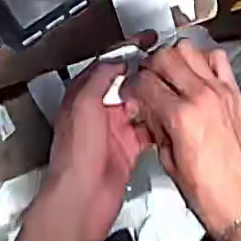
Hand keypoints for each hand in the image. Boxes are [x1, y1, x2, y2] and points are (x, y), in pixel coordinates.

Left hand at [22, 61, 148, 240]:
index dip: (127, 50)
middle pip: (126, 82)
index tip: (145, 40)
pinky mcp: (128, 149)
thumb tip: (117, 60)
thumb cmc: (74, 157)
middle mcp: (98, 110)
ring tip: (166, 87)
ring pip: (139, 103)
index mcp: (84, 95)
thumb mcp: (84, 103)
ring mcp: (114, 129)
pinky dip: (158, 123)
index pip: (108, 63)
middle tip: (162, 63)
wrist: (81, 200)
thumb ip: (100, 76)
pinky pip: (148, 130)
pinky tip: (166, 116)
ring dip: (152, 96)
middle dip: (143, 72)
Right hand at [125, 41, 240, 236]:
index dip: (131, 85)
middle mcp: (201, 97)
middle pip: (164, 56)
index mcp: (182, 118)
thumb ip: (155, 127)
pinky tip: (196, 73)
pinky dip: (203, 59)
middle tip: (147, 80)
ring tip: (170, 74)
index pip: (145, 82)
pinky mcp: (234, 91)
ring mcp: (219, 90)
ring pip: (188, 48)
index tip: (130, 90)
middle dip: (149, 67)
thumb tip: (146, 108)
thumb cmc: (211, 194)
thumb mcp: (169, 163)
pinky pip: (217, 57)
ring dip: (174, 58)